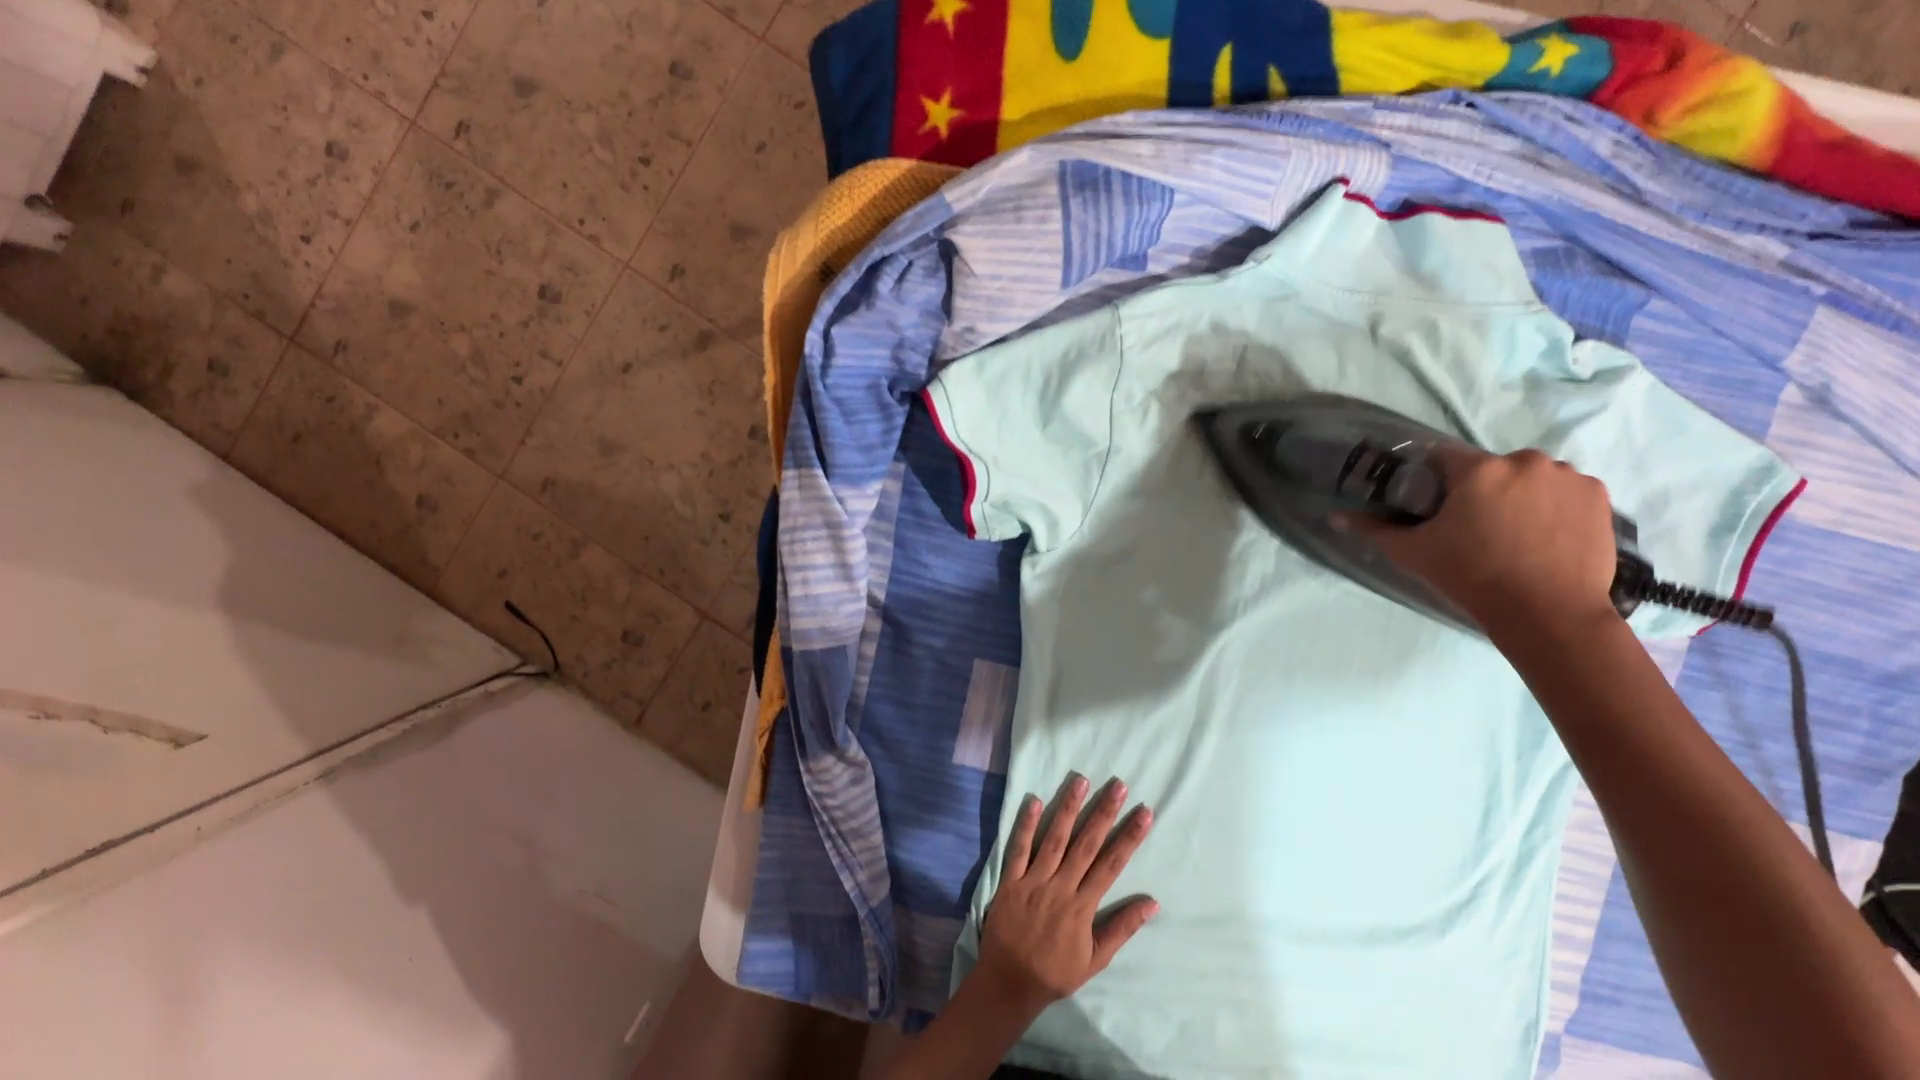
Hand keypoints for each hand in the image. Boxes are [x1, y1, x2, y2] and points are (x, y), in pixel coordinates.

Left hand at [975, 776, 1157, 1013]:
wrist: (1009, 983)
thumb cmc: (1056, 973)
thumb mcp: (1096, 959)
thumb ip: (1122, 928)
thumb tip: (1152, 903)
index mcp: (1083, 906)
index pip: (1111, 864)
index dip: (1129, 837)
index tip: (1144, 813)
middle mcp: (1060, 887)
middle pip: (1086, 844)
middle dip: (1103, 813)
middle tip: (1117, 786)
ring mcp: (1033, 882)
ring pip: (1054, 839)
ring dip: (1068, 809)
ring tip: (1080, 781)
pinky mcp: (1010, 881)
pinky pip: (1018, 849)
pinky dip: (1026, 825)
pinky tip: (1034, 800)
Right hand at [1340, 447, 1618, 638]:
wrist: (1548, 614)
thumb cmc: (1473, 579)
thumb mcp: (1415, 554)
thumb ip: (1376, 529)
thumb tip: (1336, 516)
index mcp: (1478, 469)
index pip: (1444, 458)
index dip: (1436, 481)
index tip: (1438, 508)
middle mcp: (1525, 461)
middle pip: (1492, 468)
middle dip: (1484, 491)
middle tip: (1479, 530)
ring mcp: (1568, 476)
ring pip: (1532, 478)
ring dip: (1523, 496)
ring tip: (1518, 537)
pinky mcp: (1599, 495)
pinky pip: (1568, 492)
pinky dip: (1557, 508)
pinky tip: (1548, 538)